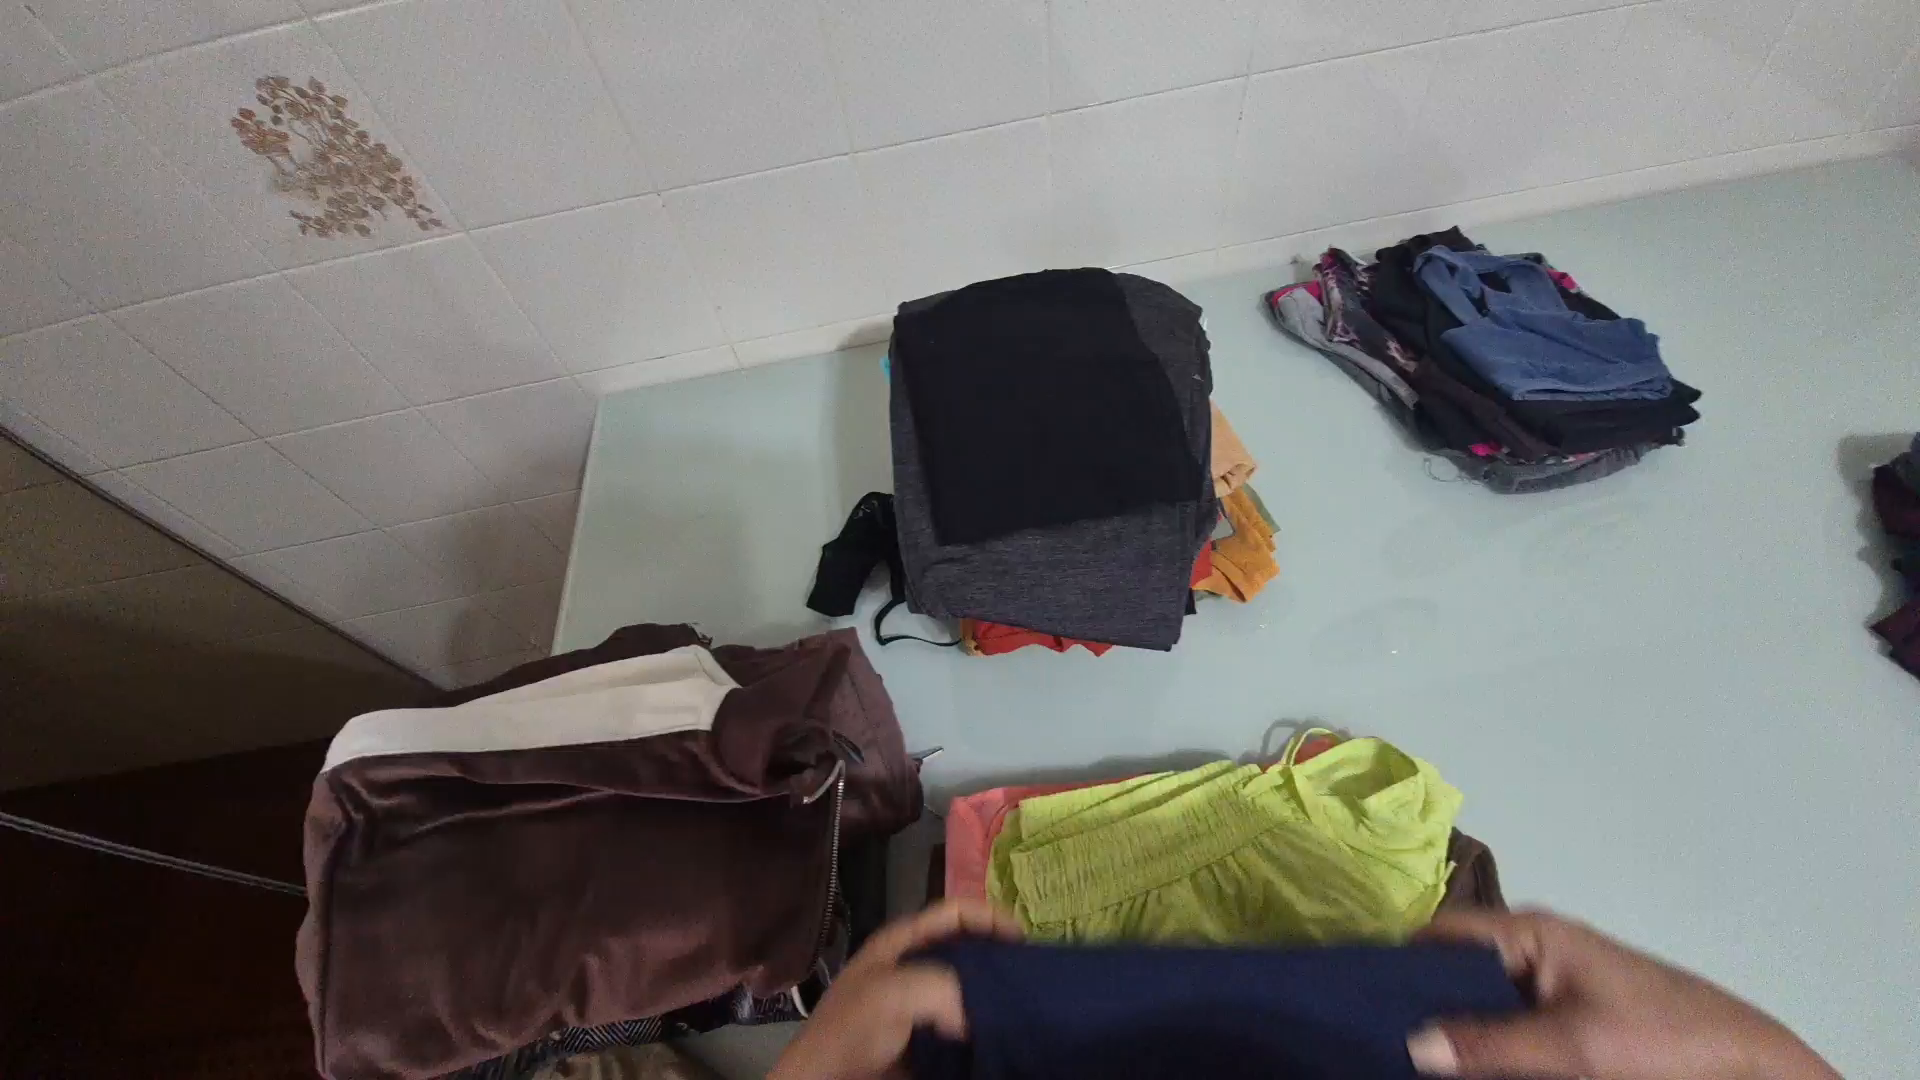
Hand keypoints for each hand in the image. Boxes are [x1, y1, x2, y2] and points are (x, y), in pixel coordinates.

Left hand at [768, 899, 1021, 1079]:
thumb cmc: (852, 1030)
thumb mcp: (894, 994)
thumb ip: (943, 988)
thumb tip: (980, 1014)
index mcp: (903, 942)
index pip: (955, 912)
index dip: (990, 917)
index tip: (1024, 939)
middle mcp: (913, 966)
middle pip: (965, 949)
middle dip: (998, 958)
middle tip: (1033, 975)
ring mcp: (917, 1006)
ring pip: (967, 990)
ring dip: (993, 998)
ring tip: (1026, 1007)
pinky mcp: (923, 1043)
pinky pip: (962, 1030)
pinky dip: (983, 1032)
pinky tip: (1003, 1039)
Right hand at [1407, 910, 1840, 1079]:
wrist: (1762, 1072)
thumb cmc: (1661, 1040)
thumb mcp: (1573, 1047)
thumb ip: (1490, 1044)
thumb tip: (1410, 1045)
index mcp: (1526, 930)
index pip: (1440, 933)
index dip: (1400, 958)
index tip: (1363, 993)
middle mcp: (1530, 944)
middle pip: (1455, 964)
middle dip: (1421, 995)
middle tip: (1383, 1029)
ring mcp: (1549, 977)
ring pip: (1479, 992)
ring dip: (1454, 1019)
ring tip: (1414, 1049)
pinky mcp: (1567, 1011)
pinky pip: (1507, 1014)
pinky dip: (1485, 1034)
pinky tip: (1466, 1061)